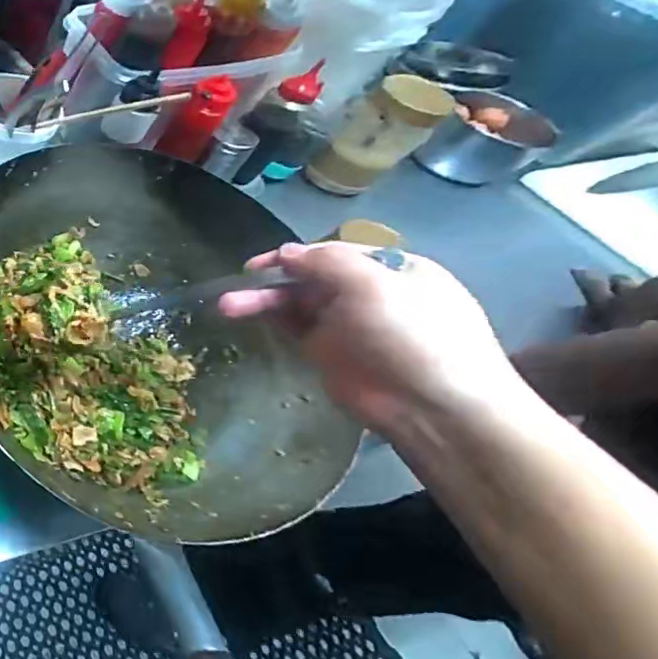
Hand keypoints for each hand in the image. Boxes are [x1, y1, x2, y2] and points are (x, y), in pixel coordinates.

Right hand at [217, 242, 523, 433]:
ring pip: (294, 301)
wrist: (431, 406)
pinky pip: (292, 326)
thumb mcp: (373, 285)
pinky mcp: (327, 350)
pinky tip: (243, 317)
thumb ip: (327, 262)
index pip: (334, 252)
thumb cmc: (410, 336)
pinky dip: (268, 318)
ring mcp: (346, 323)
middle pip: (309, 276)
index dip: (296, 254)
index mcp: (392, 269)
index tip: (262, 263)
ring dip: (261, 300)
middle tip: (237, 283)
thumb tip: (286, 252)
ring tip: (226, 307)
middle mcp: (368, 292)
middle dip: (272, 278)